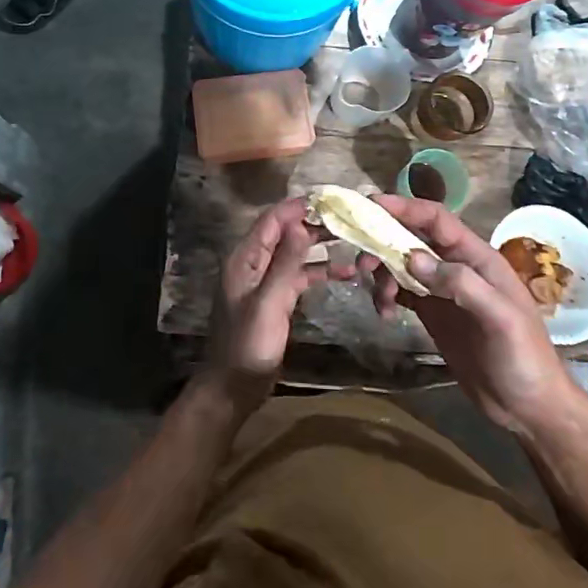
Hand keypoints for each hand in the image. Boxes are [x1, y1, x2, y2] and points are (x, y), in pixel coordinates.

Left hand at [207, 199, 340, 400]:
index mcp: (244, 259)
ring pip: (293, 254)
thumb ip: (285, 263)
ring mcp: (263, 282)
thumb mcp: (269, 303)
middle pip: (283, 234)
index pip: (272, 221)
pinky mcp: (274, 300)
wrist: (234, 387)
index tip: (330, 199)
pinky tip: (345, 273)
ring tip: (352, 239)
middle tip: (349, 218)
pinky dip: (318, 272)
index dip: (298, 207)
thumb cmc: (248, 345)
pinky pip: (297, 276)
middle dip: (313, 224)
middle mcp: (252, 264)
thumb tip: (299, 222)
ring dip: (319, 247)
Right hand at [361, 196, 578, 432]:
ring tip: (379, 299)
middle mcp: (456, 266)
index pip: (436, 220)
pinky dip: (385, 295)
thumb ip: (460, 284)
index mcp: (477, 258)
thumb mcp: (499, 319)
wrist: (529, 407)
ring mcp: (442, 289)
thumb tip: (412, 258)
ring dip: (382, 273)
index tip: (370, 205)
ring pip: (401, 263)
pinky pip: (399, 290)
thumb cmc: (523, 359)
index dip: (404, 208)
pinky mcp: (432, 311)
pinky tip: (384, 314)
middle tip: (362, 264)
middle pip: (411, 238)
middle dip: (382, 243)